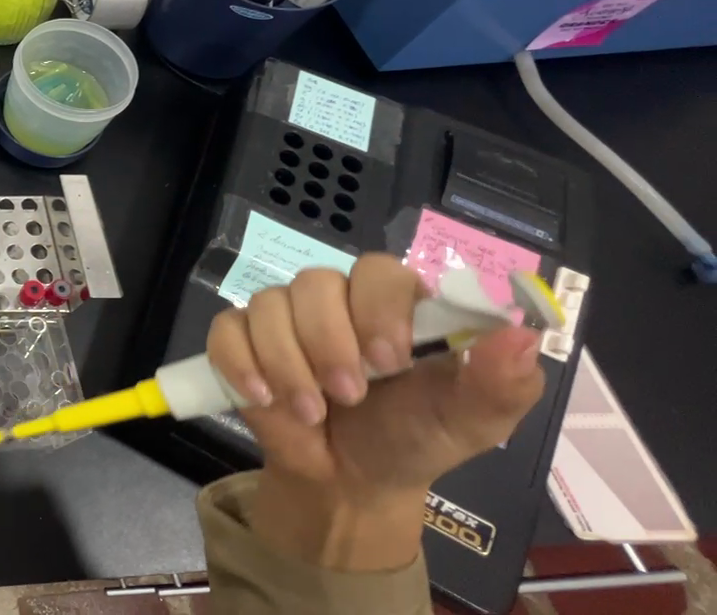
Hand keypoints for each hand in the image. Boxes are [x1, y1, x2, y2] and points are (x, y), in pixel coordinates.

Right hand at [206, 255, 545, 568]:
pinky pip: (226, 330)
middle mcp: (332, 301)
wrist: (347, 479)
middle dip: (328, 342)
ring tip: (312, 411)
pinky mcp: (237, 338)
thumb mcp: (471, 422)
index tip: (389, 360)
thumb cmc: (412, 441)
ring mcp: (280, 316)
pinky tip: (264, 397)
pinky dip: (242, 364)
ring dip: (288, 364)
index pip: (378, 270)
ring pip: (267, 306)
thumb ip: (502, 382)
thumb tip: (523, 331)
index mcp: (390, 307)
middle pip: (314, 282)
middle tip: (348, 394)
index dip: (377, 306)